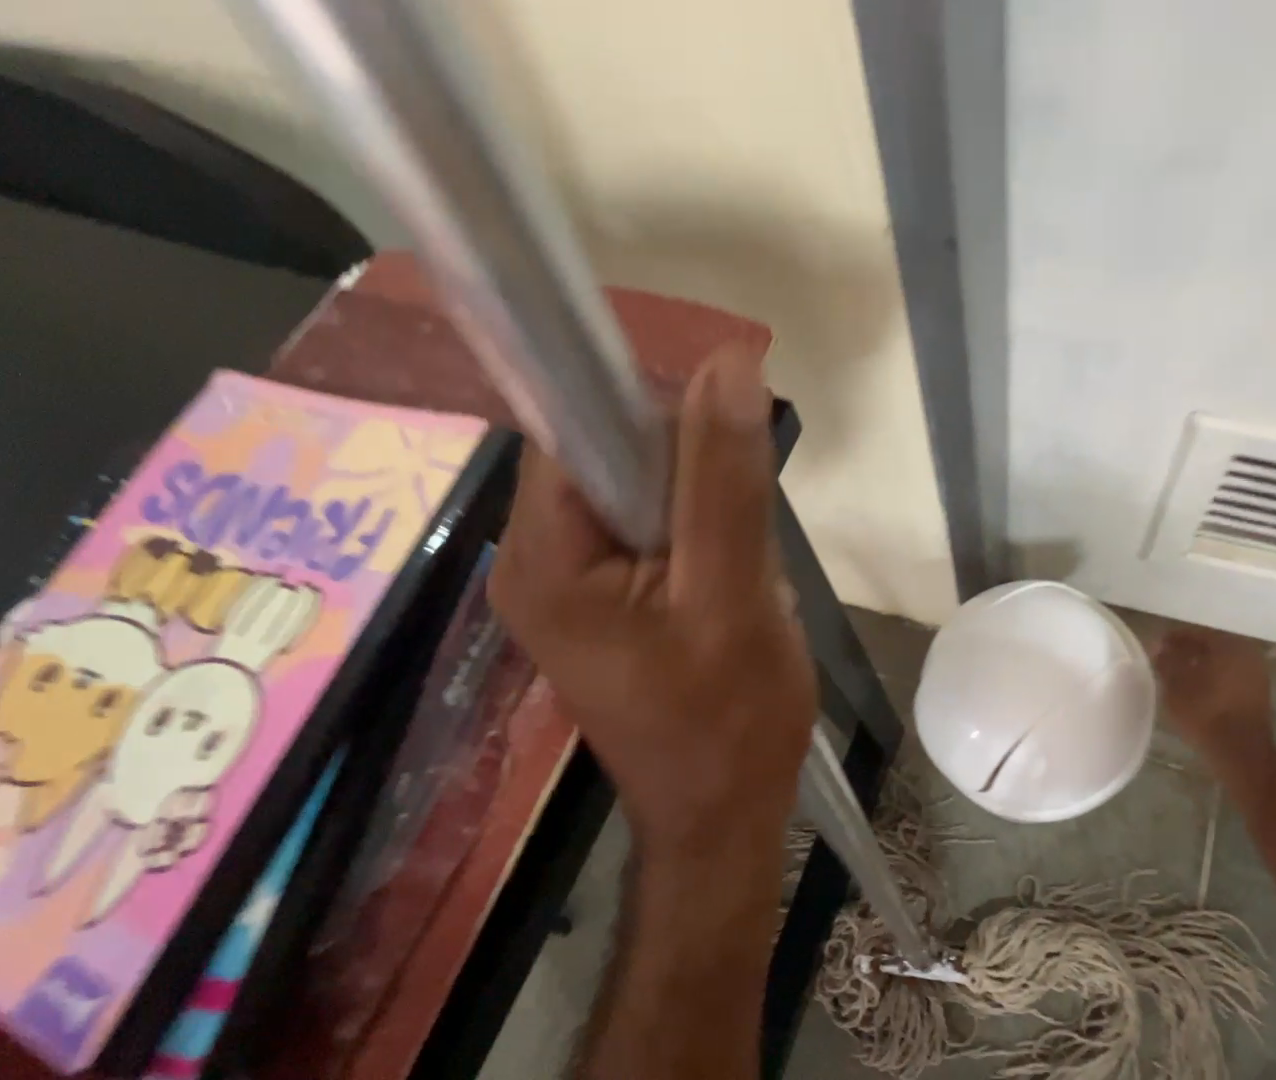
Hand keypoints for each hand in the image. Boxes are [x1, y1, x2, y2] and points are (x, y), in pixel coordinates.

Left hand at [488, 350, 816, 853]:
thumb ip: (724, 481)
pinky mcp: (601, 600)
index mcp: (542, 558)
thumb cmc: (729, 722)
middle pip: (605, 453)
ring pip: (635, 488)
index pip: (576, 429)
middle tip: (741, 527)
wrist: (724, 818)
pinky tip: (729, 577)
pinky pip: (647, 527)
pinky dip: (695, 532)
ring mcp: (566, 583)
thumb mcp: (734, 596)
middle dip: (684, 467)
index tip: (721, 438)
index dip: (649, 412)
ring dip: (697, 502)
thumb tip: (728, 362)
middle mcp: (533, 561)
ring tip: (740, 562)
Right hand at [1151, 625, 1274, 767]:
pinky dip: (1212, 679)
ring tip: (1177, 677)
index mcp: (1228, 643)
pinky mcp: (1258, 694)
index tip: (1154, 647)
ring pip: (1221, 662)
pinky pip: (1229, 677)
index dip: (1171, 639)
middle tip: (1164, 661)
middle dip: (1186, 652)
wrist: (1240, 751)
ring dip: (1200, 666)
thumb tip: (1157, 647)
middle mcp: (1247, 652)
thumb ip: (1165, 661)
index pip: (1194, 633)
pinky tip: (1195, 690)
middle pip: (1210, 646)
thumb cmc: (1204, 712)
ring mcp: (1257, 673)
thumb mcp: (1175, 685)